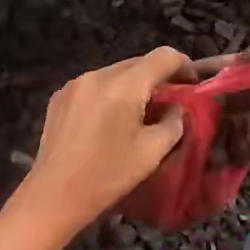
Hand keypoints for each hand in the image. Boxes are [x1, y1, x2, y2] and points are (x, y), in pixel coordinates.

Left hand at [18, 47, 193, 238]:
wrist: (55, 192)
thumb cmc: (108, 175)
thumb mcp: (152, 152)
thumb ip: (173, 122)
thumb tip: (176, 107)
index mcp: (122, 86)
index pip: (162, 56)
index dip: (184, 65)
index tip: (193, 85)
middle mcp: (95, 75)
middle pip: (136, 63)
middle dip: (158, 77)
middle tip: (172, 101)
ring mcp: (73, 84)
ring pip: (113, 73)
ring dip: (132, 85)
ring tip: (141, 112)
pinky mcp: (58, 96)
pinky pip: (92, 85)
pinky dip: (108, 93)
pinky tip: (109, 120)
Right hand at [199, 52, 249, 225]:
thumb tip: (247, 51)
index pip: (237, 68)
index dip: (211, 69)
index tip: (182, 76)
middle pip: (227, 94)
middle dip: (203, 100)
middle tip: (174, 108)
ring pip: (225, 120)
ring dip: (206, 127)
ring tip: (182, 133)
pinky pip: (231, 143)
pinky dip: (216, 148)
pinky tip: (200, 154)